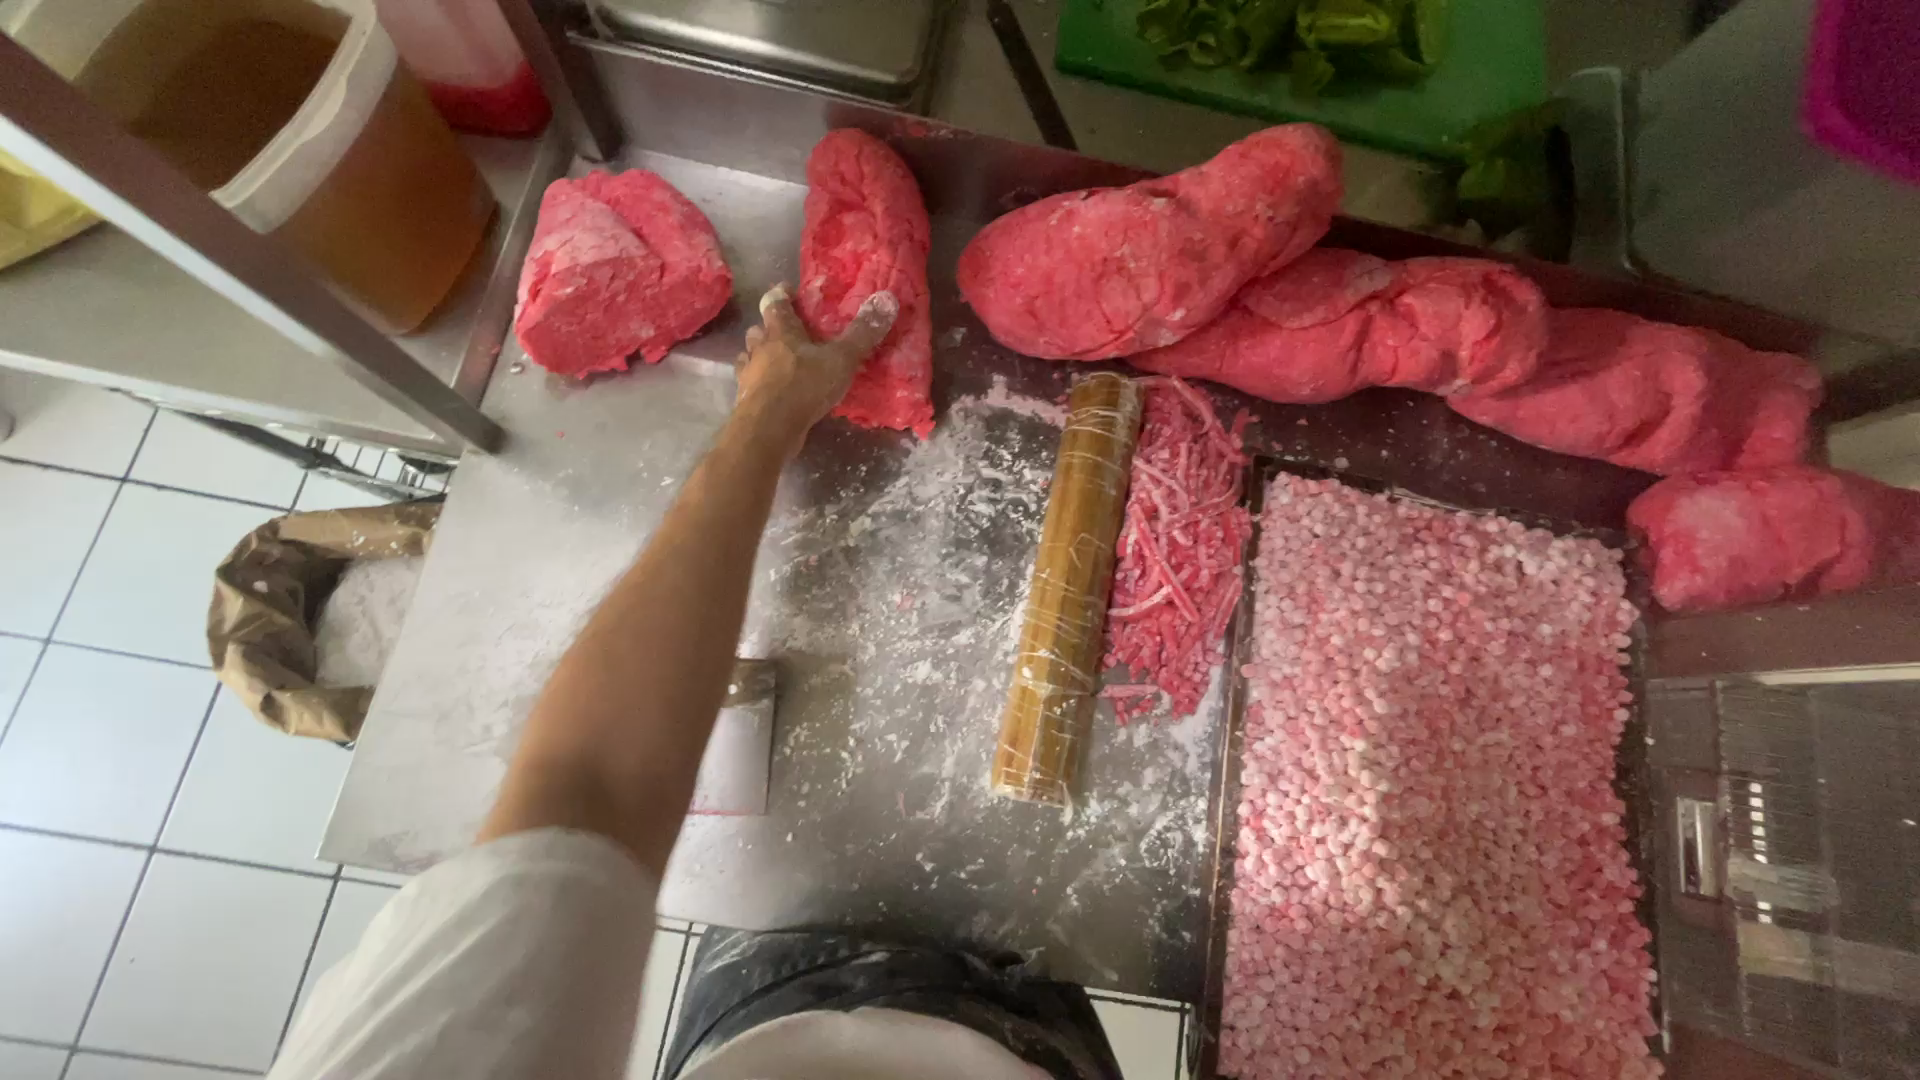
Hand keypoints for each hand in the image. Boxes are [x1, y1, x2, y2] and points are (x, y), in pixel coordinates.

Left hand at [734, 284, 896, 452]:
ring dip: (761, 356)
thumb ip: (862, 333)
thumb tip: (886, 299)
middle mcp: (759, 348)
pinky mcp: (746, 400)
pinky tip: (772, 392)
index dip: (781, 294)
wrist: (769, 428)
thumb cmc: (804, 386)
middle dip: (770, 328)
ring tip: (777, 363)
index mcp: (780, 331)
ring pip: (750, 357)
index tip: (788, 291)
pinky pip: (751, 385)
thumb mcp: (841, 359)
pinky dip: (760, 384)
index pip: (774, 302)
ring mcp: (749, 375)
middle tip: (787, 333)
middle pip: (758, 329)